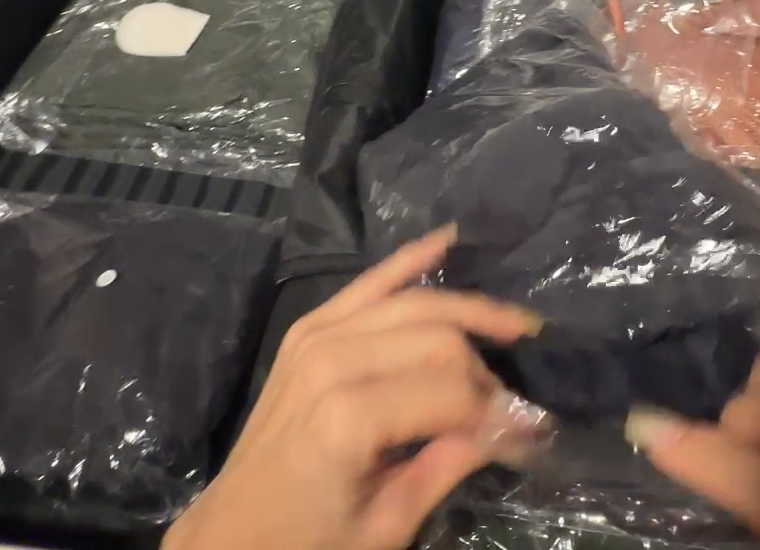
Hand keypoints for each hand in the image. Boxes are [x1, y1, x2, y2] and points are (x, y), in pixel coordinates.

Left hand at [163, 225, 547, 549]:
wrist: (231, 533)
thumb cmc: (309, 542)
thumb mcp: (387, 525)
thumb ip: (452, 464)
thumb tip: (519, 426)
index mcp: (350, 418)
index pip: (451, 391)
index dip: (495, 408)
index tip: (527, 428)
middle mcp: (334, 360)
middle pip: (438, 338)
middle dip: (482, 368)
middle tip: (507, 402)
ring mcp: (319, 333)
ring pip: (416, 303)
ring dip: (468, 311)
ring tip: (511, 325)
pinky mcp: (312, 323)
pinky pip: (372, 279)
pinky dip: (412, 259)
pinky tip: (450, 240)